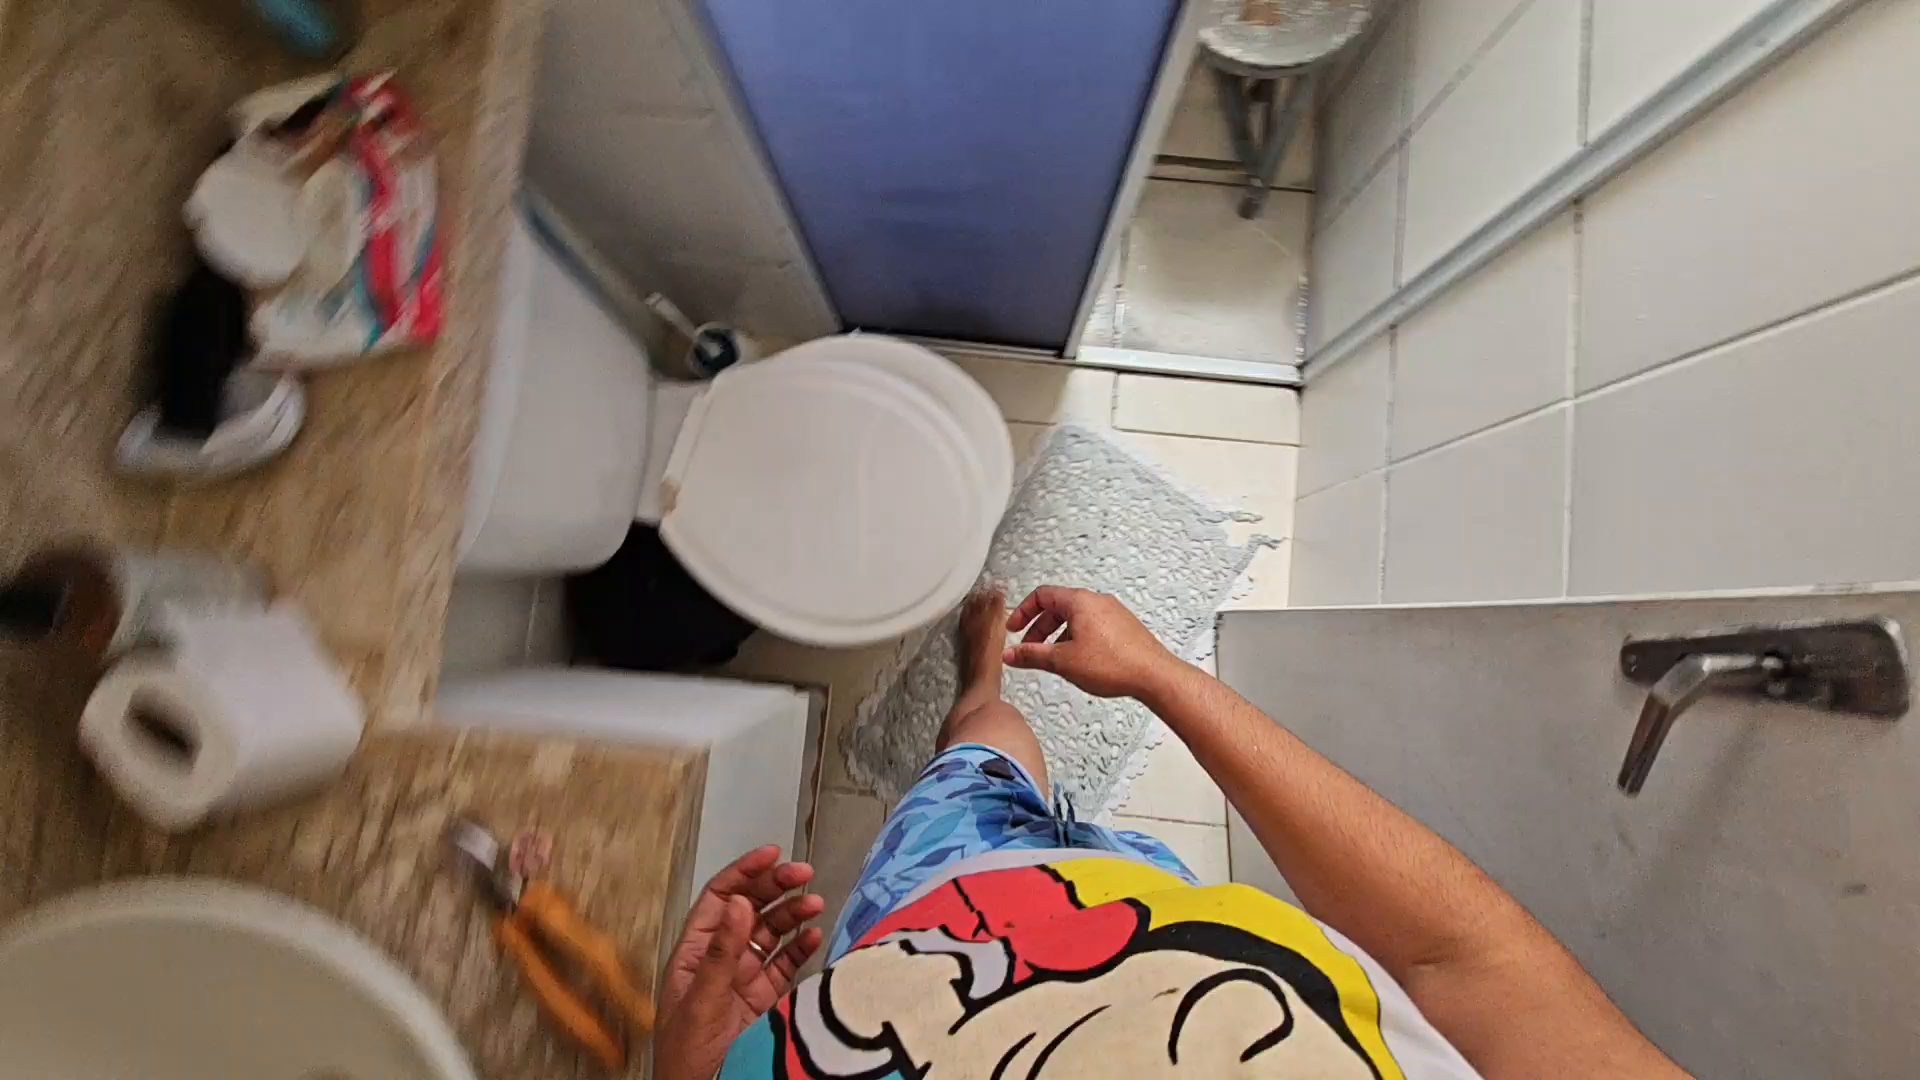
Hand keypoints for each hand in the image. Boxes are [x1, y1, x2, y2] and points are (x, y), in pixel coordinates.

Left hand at [654, 847, 824, 1079]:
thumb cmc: (687, 1058)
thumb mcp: (700, 1003)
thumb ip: (721, 953)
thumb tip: (741, 900)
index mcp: (695, 952)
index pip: (721, 898)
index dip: (745, 872)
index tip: (773, 853)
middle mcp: (721, 958)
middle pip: (751, 908)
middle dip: (777, 887)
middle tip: (805, 873)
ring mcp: (745, 978)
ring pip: (773, 932)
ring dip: (793, 914)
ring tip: (816, 903)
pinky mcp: (767, 1000)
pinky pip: (786, 964)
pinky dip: (802, 947)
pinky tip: (815, 936)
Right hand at [1003, 586, 1180, 699]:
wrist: (1154, 675)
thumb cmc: (1116, 663)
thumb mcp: (1063, 661)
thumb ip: (1032, 655)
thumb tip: (1012, 654)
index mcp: (1080, 601)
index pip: (1042, 595)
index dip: (1023, 612)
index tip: (1015, 628)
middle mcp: (1097, 601)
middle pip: (1057, 607)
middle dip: (1039, 628)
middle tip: (1029, 647)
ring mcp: (1112, 613)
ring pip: (1075, 617)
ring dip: (1057, 635)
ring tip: (1052, 657)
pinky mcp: (1122, 627)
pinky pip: (1091, 626)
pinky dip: (1076, 638)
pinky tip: (1077, 660)